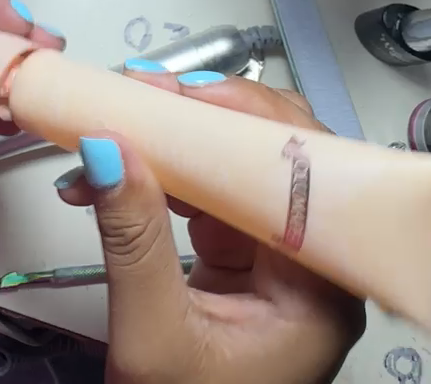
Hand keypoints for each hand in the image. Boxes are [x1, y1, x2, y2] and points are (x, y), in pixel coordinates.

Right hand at [57, 71, 365, 383]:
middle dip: (206, 114)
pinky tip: (125, 162)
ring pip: (241, 164)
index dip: (250, 116)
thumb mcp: (154, 340)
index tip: (184, 92)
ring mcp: (277, 252)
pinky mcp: (244, 252)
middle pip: (277, 155)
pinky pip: (213, 189)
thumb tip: (106, 146)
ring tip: (126, 113)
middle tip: (144, 90)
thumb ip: (133, 242)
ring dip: (181, 136)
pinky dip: (168, 170)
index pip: (306, 172)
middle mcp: (314, 257)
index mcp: (324, 284)